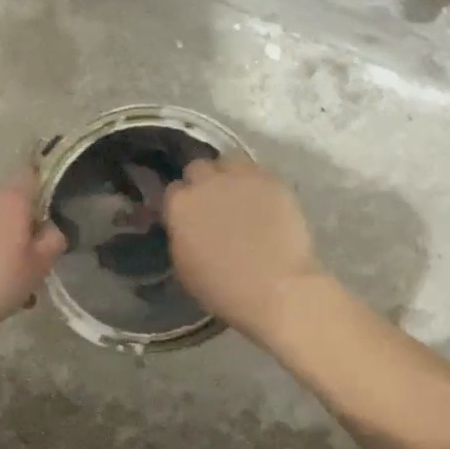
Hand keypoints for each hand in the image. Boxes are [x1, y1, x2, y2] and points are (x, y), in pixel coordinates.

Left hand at [0, 170, 67, 335]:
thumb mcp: (40, 266)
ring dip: (3, 245)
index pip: (33, 175)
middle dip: (23, 228)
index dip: (44, 192)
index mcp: (11, 198)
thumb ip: (53, 240)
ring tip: (9, 282)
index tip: (49, 219)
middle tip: (31, 262)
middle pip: (11, 204)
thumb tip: (50, 227)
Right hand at [163, 158, 323, 341]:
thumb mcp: (184, 264)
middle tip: (214, 202)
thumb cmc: (223, 288)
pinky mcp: (273, 180)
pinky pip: (259, 170)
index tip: (189, 215)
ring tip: (240, 194)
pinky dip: (257, 181)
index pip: (173, 190)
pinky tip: (264, 200)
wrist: (276, 288)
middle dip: (203, 181)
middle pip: (198, 167)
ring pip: (230, 160)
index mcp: (180, 205)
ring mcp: (241, 177)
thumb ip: (181, 234)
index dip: (182, 202)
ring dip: (230, 174)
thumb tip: (186, 225)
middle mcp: (206, 183)